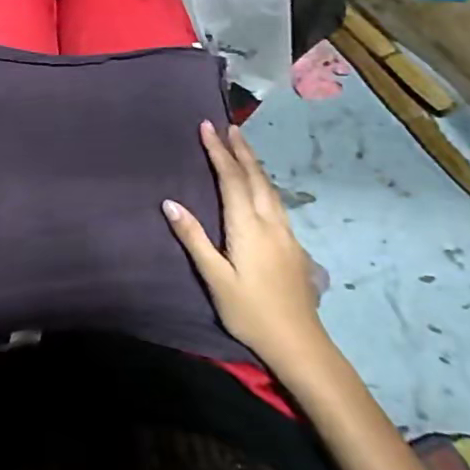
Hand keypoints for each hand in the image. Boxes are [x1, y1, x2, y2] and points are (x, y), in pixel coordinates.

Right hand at [164, 121, 326, 367]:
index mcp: (248, 228)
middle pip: (255, 179)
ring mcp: (286, 235)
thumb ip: (194, 238)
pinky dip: (263, 183)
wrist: (299, 343)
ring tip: (242, 146)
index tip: (207, 128)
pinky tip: (260, 186)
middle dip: (240, 151)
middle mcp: (271, 224)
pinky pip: (276, 202)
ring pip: (270, 189)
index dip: (219, 153)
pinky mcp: (293, 246)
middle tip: (229, 126)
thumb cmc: (249, 310)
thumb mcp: (214, 277)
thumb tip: (170, 203)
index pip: (232, 181)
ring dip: (254, 164)